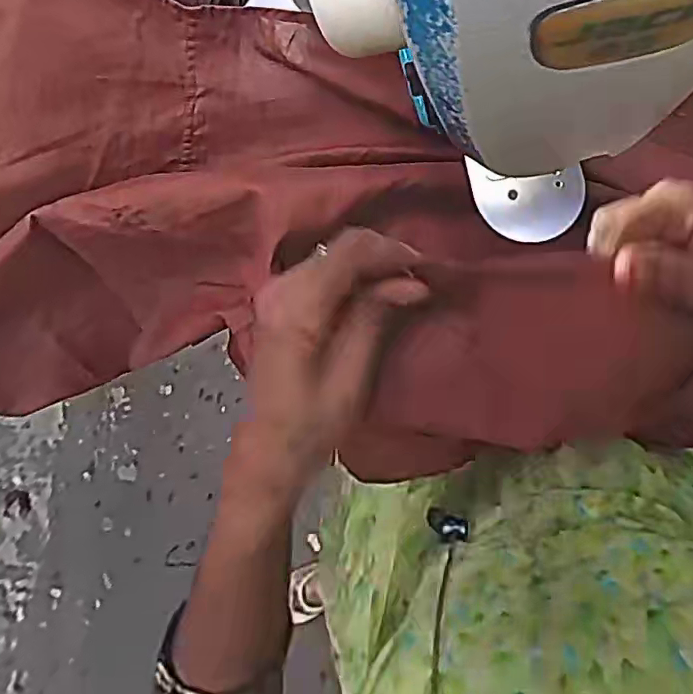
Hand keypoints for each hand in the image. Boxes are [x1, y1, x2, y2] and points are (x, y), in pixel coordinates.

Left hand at [232, 228, 429, 504]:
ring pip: (333, 253)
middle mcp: (280, 286)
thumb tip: (411, 281)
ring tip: (402, 281)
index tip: (423, 266)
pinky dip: (352, 272)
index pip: (350, 250)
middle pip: (341, 246)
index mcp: (298, 304)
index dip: (390, 251)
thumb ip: (375, 315)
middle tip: (417, 275)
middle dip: (383, 255)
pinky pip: (322, 267)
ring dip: (369, 262)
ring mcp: (275, 289)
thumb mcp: (353, 373)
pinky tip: (374, 288)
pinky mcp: (278, 297)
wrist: (269, 447)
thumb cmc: (313, 421)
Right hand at [587, 179, 692, 355]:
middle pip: (619, 225)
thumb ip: (655, 271)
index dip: (604, 256)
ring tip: (649, 293)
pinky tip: (664, 287)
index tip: (611, 288)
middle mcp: (674, 197)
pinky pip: (652, 243)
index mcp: (674, 199)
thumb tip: (614, 266)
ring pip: (634, 235)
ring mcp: (684, 213)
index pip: (610, 220)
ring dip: (634, 263)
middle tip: (630, 294)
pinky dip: (650, 264)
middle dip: (617, 257)